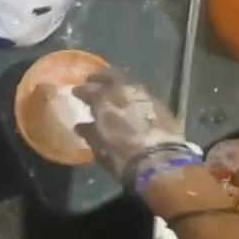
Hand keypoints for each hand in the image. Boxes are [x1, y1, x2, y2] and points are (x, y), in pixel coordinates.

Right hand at [72, 69, 200, 191]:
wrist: (160, 163)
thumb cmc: (122, 157)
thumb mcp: (99, 148)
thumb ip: (90, 133)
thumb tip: (81, 126)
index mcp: (104, 101)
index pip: (88, 89)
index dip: (81, 91)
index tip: (76, 92)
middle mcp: (123, 91)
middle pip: (110, 75)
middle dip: (100, 77)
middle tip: (94, 80)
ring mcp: (144, 95)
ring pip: (128, 81)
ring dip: (119, 83)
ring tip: (114, 89)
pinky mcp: (161, 103)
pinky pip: (143, 92)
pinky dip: (134, 94)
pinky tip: (132, 102)